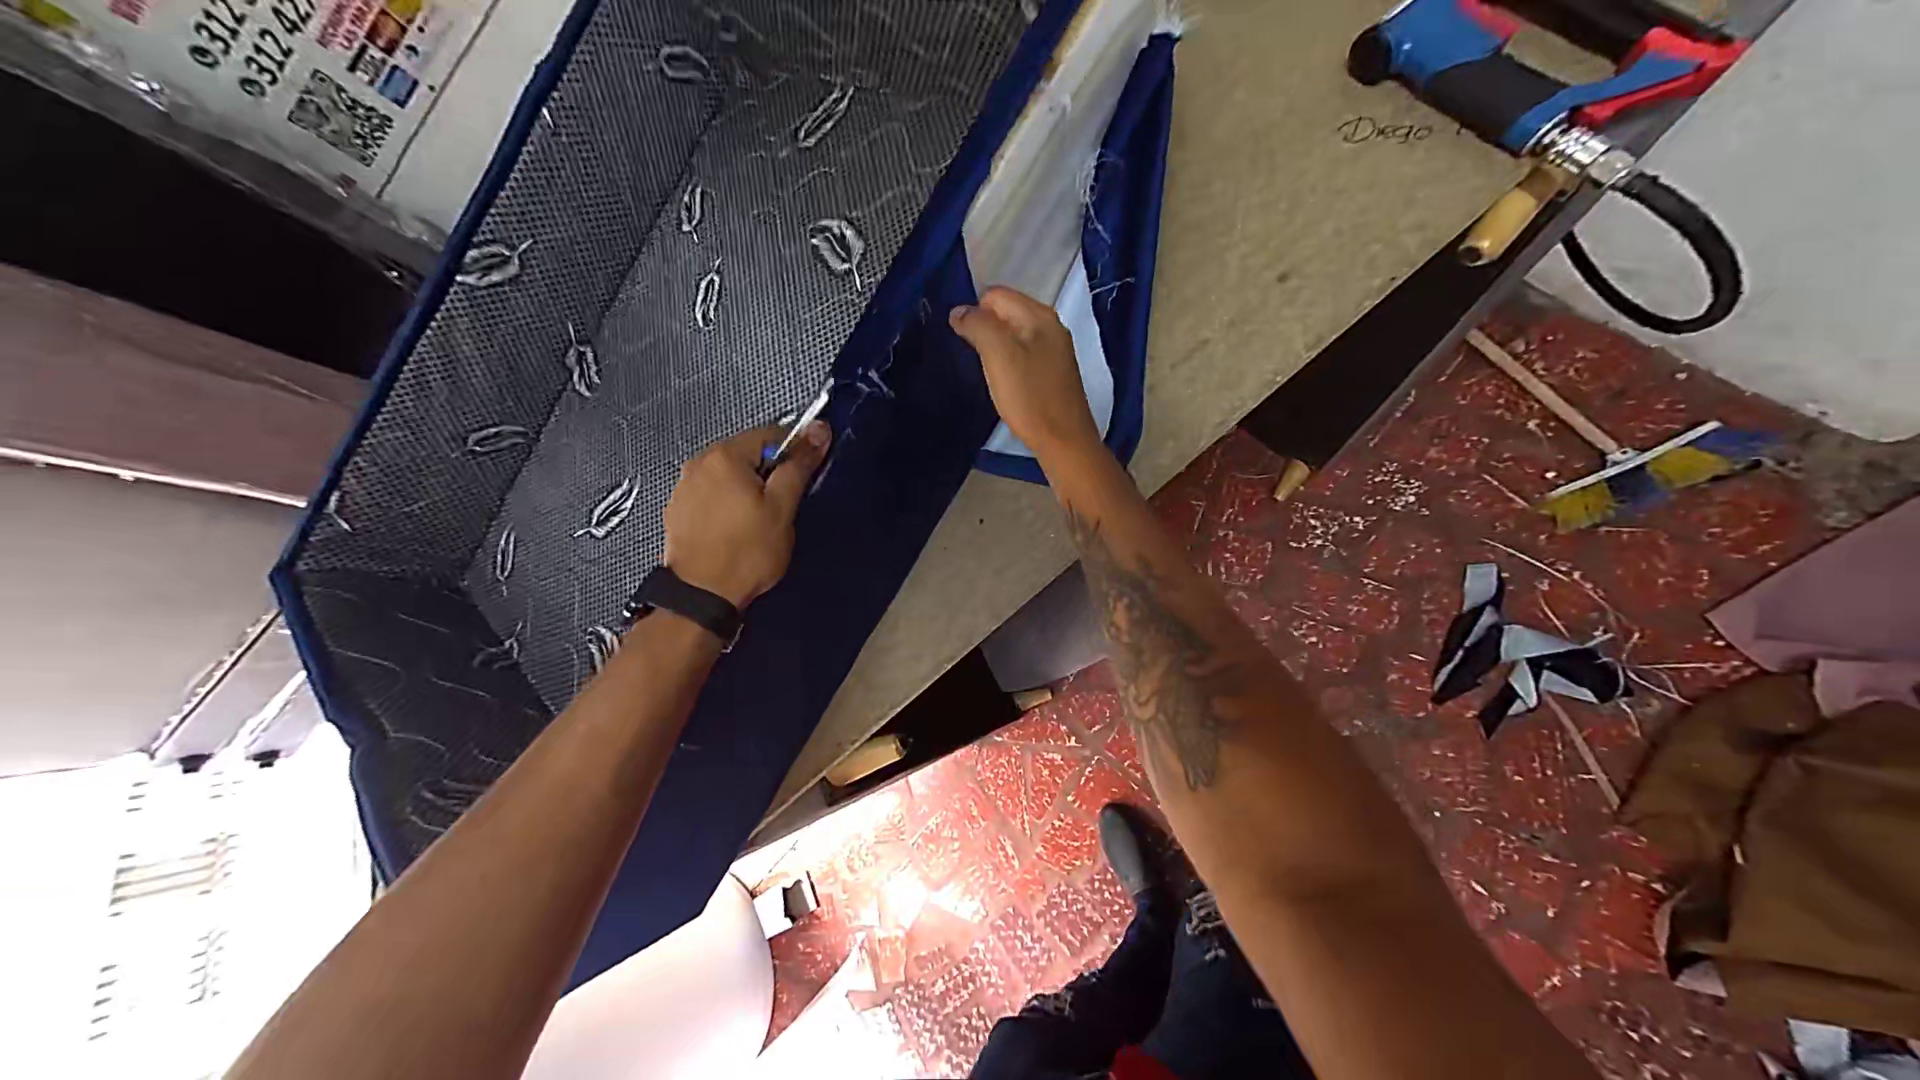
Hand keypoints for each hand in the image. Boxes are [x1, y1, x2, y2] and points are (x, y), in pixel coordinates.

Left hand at [662, 420, 830, 610]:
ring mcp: (684, 488)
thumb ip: (799, 465)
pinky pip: (712, 497)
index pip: (770, 434)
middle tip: (782, 507)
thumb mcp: (782, 507)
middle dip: (768, 475)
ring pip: (729, 477)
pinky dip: (727, 507)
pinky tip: (736, 532)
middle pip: (747, 455)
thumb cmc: (745, 553)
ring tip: (758, 524)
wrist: (702, 596)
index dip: (794, 454)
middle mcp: (698, 464)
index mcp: (725, 456)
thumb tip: (818, 431)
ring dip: (747, 491)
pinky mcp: (678, 511)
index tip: (803, 478)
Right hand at [949, 286, 1101, 457]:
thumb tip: (959, 311)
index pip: (995, 294)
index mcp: (1039, 315)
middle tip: (976, 359)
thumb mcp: (998, 355)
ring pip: (1012, 335)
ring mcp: (1054, 350)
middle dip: (984, 329)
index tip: (967, 343)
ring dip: (994, 348)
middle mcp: (1050, 326)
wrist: (1064, 441)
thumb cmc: (1030, 397)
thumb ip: (978, 325)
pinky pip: (1022, 354)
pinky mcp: (1053, 372)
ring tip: (988, 373)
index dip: (974, 313)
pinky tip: (1005, 384)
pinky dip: (1007, 363)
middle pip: (1005, 312)